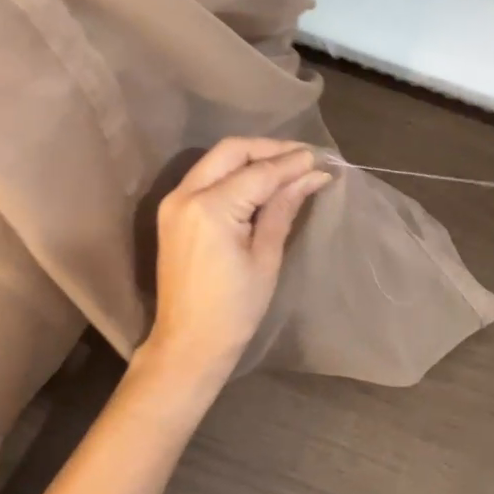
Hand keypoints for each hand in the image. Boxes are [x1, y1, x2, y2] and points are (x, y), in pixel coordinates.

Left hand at [144, 138, 331, 376]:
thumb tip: (312, 176)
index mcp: (210, 208)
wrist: (188, 343)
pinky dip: (233, 174)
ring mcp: (174, 202)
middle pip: (230, 151)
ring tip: (287, 167)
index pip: (258, 172)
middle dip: (268, 149)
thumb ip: (283, 208)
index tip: (321, 160)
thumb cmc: (233, 310)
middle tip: (303, 157)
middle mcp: (185, 195)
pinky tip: (260, 183)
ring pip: (215, 160)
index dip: (292, 164)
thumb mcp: (265, 258)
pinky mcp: (172, 213)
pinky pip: (205, 178)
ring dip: (250, 158)